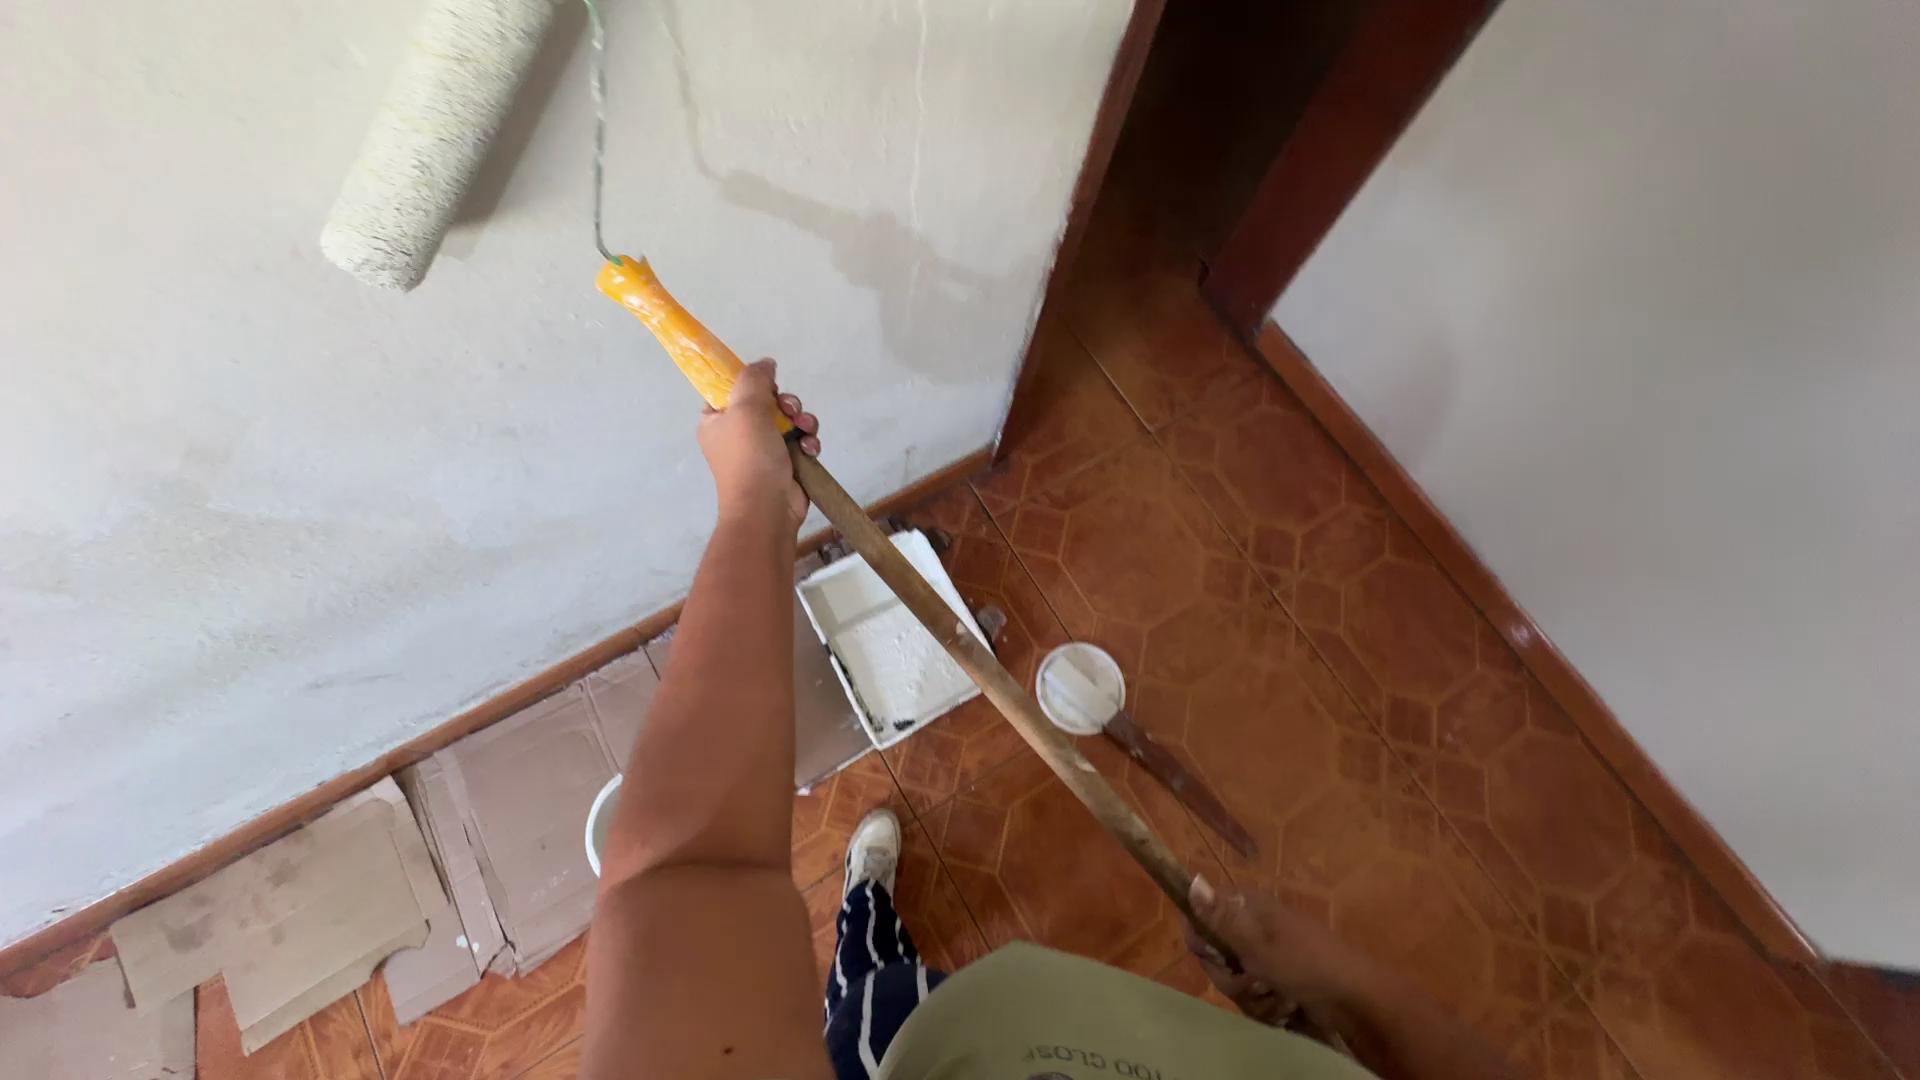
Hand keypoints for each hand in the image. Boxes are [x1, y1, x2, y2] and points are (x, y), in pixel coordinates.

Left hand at [696, 359, 819, 527]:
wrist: (767, 507)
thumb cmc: (749, 457)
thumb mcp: (745, 407)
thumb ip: (755, 378)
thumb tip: (766, 363)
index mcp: (717, 420)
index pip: (730, 390)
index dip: (751, 384)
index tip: (766, 387)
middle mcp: (738, 433)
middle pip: (766, 401)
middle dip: (785, 404)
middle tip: (789, 411)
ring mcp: (763, 449)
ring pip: (789, 419)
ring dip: (802, 421)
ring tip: (805, 431)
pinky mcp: (786, 463)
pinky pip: (801, 441)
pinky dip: (808, 442)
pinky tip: (810, 449)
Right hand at [1183, 877, 1384, 1027]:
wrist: (1360, 1004)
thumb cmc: (1308, 966)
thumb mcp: (1259, 945)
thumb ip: (1221, 919)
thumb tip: (1192, 880)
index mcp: (1245, 905)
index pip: (1197, 918)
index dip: (1202, 942)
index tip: (1222, 957)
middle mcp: (1250, 925)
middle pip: (1213, 955)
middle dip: (1233, 978)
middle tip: (1258, 982)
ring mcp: (1264, 954)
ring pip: (1233, 980)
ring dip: (1253, 997)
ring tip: (1281, 1000)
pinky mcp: (1277, 979)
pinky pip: (1253, 996)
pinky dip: (1267, 1008)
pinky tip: (1287, 1010)